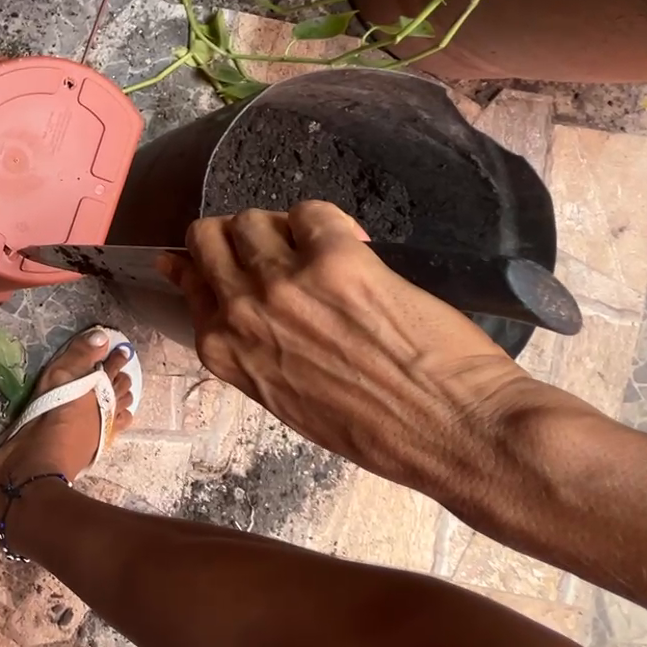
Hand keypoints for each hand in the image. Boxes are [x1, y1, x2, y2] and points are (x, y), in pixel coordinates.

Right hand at [158, 201, 555, 490]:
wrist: (458, 432)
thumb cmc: (369, 430)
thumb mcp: (278, 394)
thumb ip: (239, 343)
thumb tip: (208, 295)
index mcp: (220, 347)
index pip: (188, 277)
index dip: (204, 263)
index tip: (218, 259)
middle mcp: (239, 309)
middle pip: (207, 235)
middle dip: (232, 237)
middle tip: (270, 251)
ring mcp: (284, 282)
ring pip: (251, 219)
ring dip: (278, 228)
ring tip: (312, 250)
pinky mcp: (337, 260)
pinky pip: (311, 213)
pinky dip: (324, 222)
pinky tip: (349, 245)